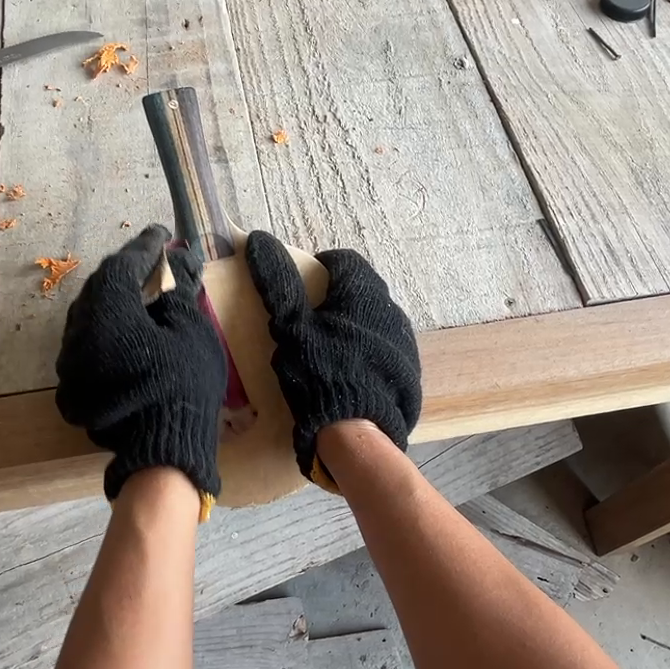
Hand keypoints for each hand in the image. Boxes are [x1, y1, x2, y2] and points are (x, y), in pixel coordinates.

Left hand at [56, 225, 227, 502]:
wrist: (161, 448)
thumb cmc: (183, 382)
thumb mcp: (190, 329)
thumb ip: (178, 290)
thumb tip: (177, 261)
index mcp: (108, 307)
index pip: (126, 263)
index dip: (147, 246)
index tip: (164, 235)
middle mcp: (79, 328)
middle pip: (101, 288)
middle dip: (127, 272)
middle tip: (152, 265)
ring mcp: (71, 361)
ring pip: (89, 318)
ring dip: (114, 303)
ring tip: (140, 299)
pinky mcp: (71, 388)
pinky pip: (88, 347)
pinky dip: (107, 334)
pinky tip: (126, 338)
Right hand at [244, 231, 421, 487]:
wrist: (357, 430)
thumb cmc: (319, 370)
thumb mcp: (290, 325)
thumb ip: (277, 281)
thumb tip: (258, 238)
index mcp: (363, 291)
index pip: (344, 261)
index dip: (320, 267)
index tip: (302, 287)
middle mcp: (391, 309)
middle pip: (361, 290)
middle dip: (337, 297)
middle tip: (311, 319)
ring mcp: (405, 342)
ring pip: (375, 321)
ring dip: (354, 326)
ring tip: (329, 349)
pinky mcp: (410, 371)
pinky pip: (386, 351)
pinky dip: (368, 353)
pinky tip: (350, 374)